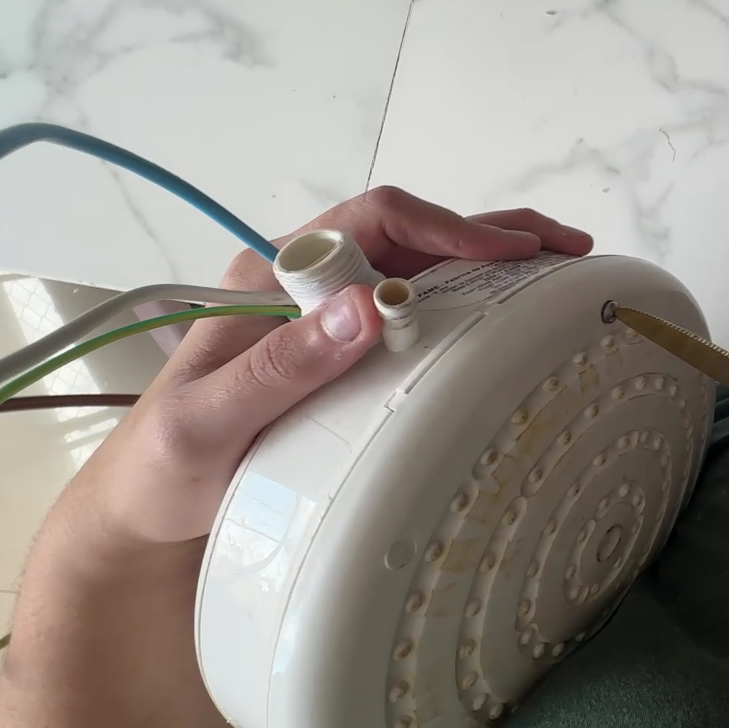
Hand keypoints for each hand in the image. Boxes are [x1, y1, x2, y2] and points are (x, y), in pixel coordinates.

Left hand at [64, 187, 592, 555]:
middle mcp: (321, 278)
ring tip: (566, 265)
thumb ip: (279, 366)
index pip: (377, 218)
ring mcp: (347, 309)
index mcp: (280, 275)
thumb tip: (371, 305)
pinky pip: (438, 304)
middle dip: (499, 230)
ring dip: (504, 257)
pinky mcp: (368, 343)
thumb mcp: (207, 423)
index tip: (510, 254)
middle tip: (567, 247)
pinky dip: (489, 296)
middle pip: (421, 230)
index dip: (448, 227)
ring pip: (437, 262)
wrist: (161, 509)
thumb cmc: (170, 468)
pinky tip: (525, 306)